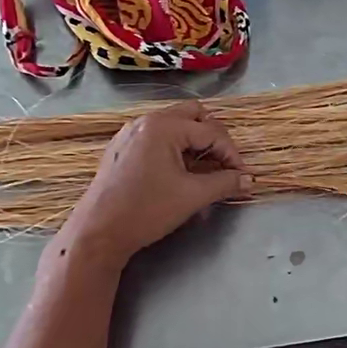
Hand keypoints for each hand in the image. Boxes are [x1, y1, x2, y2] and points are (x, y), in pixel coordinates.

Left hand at [58, 101, 252, 268]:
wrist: (98, 231)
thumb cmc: (146, 210)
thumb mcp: (192, 196)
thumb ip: (224, 183)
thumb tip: (248, 180)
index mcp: (163, 126)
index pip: (211, 131)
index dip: (232, 154)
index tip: (242, 175)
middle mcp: (145, 121)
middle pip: (192, 116)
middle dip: (214, 138)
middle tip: (225, 164)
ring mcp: (130, 133)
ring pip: (173, 126)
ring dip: (194, 142)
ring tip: (205, 170)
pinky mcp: (121, 148)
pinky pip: (156, 137)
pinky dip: (174, 148)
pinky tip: (179, 173)